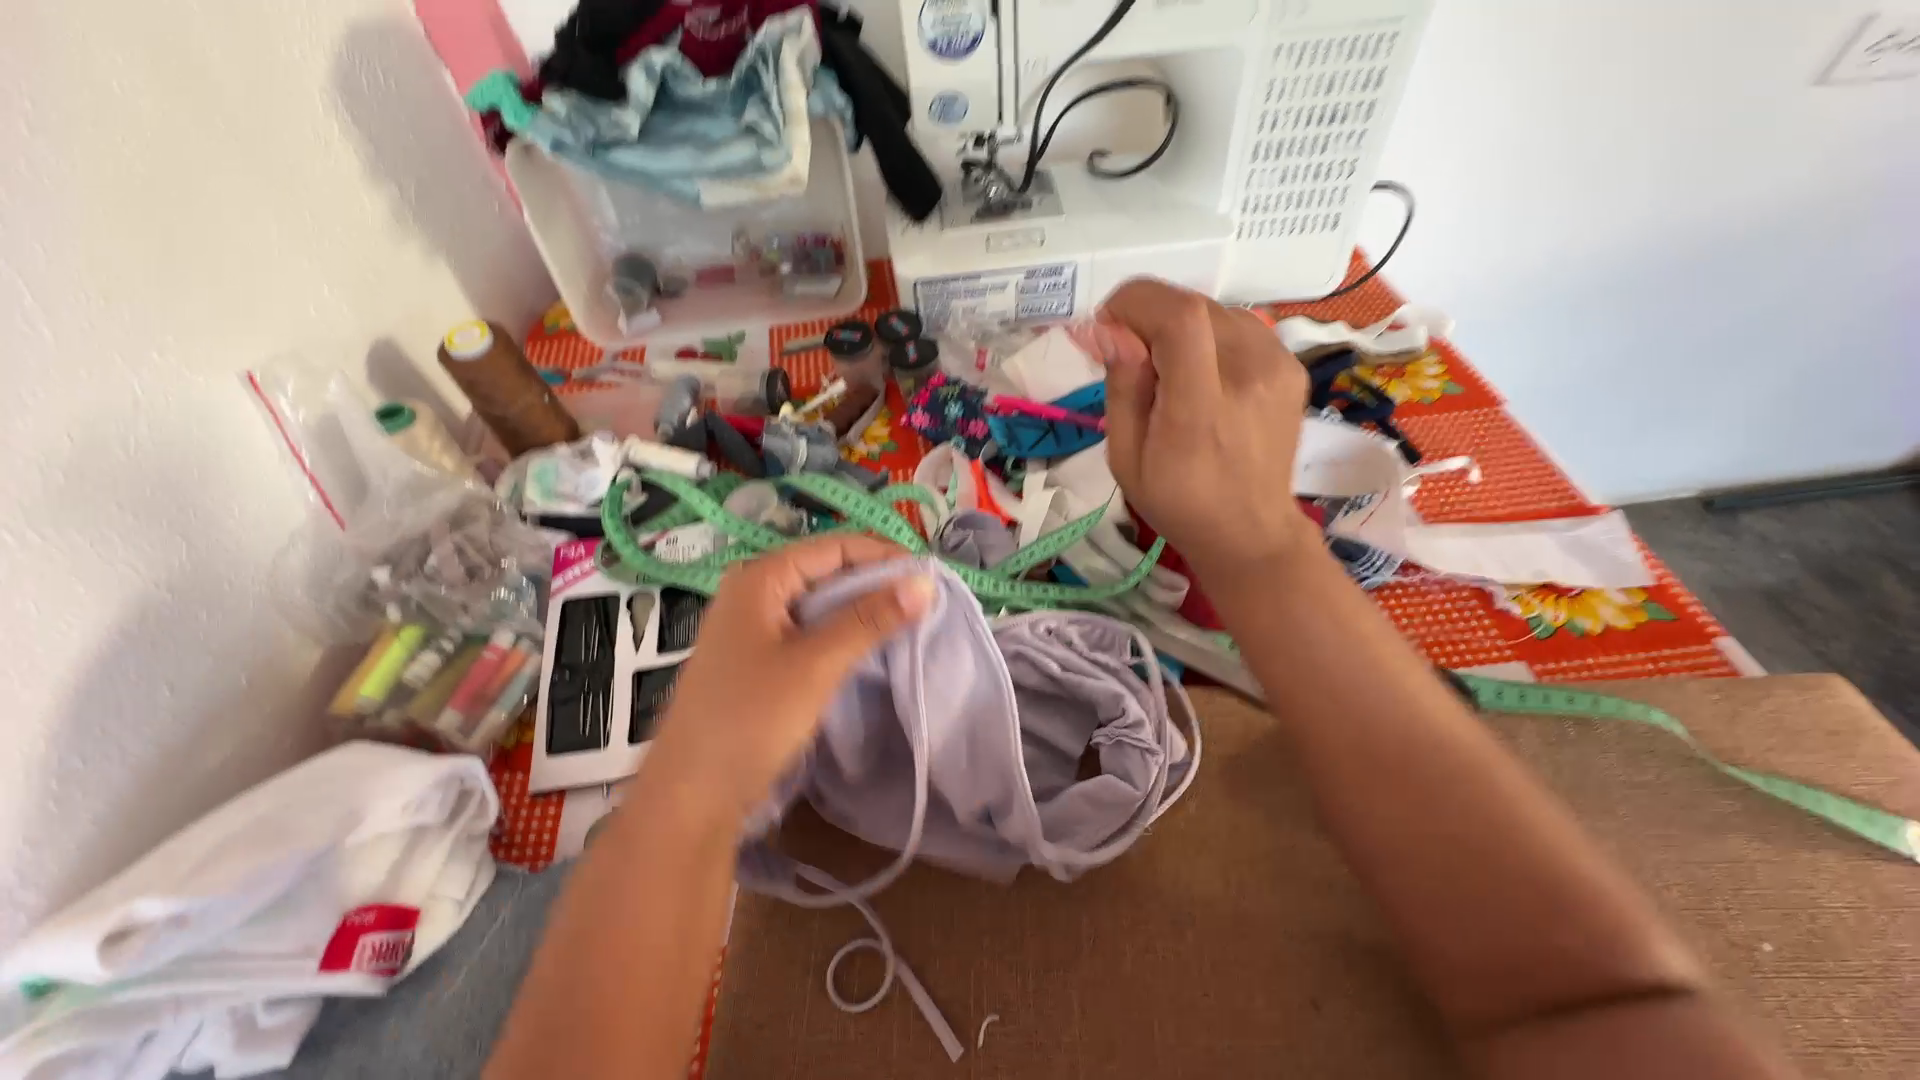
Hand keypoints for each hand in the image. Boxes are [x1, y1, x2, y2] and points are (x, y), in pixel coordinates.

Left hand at [645, 535, 933, 824]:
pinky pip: (808, 630)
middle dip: (876, 581)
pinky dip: (841, 633)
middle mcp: (753, 592)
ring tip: (908, 621)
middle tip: (926, 600)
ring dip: (861, 609)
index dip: (884, 554)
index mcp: (760, 578)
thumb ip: (869, 619)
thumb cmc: (751, 718)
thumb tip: (924, 582)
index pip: (834, 546)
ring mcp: (752, 627)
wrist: (692, 794)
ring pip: (818, 603)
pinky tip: (869, 647)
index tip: (931, 574)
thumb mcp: (816, 664)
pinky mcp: (757, 659)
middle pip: (826, 570)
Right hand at [1091, 279, 1317, 577]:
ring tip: (1167, 371)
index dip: (1136, 303)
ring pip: (1216, 310)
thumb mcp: (1126, 457)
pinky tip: (1201, 374)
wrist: (1250, 530)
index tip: (1108, 325)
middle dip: (1150, 317)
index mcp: (1203, 407)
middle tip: (1131, 357)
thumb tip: (1108, 329)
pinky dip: (1209, 336)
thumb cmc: (1177, 502)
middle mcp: (1250, 374)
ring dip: (1179, 326)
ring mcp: (1279, 365)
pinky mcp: (1291, 365)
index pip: (1179, 316)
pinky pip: (1240, 325)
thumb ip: (1121, 386)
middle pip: (1193, 306)